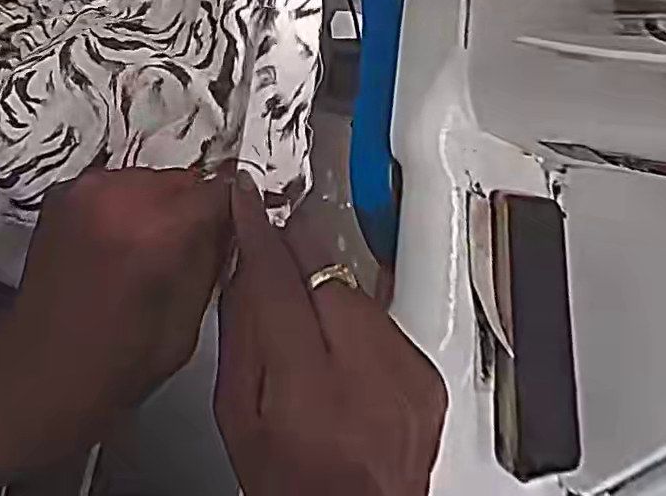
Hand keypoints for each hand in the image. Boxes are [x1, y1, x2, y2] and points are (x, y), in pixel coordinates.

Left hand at [0, 166, 230, 480]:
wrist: (33, 379)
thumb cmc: (110, 368)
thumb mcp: (185, 324)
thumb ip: (212, 259)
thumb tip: (232, 221)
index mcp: (155, 234)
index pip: (217, 190)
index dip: (233, 205)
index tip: (238, 216)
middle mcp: (119, 198)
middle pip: (184, 180)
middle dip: (195, 206)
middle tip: (193, 242)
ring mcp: (87, 190)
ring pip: (152, 178)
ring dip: (161, 204)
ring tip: (152, 246)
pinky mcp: (66, 193)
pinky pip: (119, 185)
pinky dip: (129, 205)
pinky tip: (122, 242)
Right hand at [216, 176, 447, 494]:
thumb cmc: (291, 483)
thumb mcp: (238, 410)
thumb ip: (240, 326)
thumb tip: (247, 258)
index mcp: (307, 394)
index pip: (278, 280)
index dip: (260, 231)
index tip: (249, 199)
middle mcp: (367, 381)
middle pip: (325, 270)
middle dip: (294, 250)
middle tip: (275, 251)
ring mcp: (406, 376)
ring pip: (352, 284)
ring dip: (324, 285)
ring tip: (308, 325)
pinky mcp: (427, 375)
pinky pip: (380, 311)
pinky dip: (354, 313)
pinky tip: (340, 346)